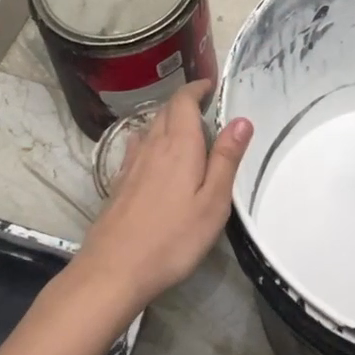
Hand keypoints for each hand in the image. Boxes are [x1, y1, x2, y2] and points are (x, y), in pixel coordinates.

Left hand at [71, 80, 252, 307]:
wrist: (113, 270)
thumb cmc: (172, 238)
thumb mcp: (212, 203)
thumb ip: (226, 159)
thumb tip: (242, 119)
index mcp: (179, 145)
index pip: (183, 101)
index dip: (196, 88)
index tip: (209, 85)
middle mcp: (153, 146)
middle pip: (166, 111)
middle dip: (184, 102)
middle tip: (203, 105)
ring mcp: (131, 164)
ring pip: (150, 128)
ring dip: (167, 119)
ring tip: (182, 127)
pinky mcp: (119, 183)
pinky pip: (136, 147)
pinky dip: (149, 139)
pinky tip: (149, 152)